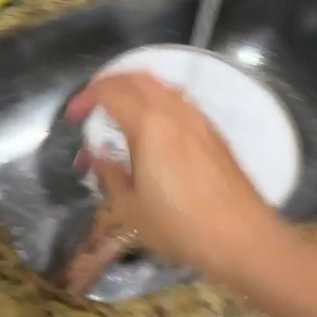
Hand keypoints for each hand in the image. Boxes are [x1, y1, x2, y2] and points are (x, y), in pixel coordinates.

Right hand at [62, 72, 285, 288]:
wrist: (244, 239)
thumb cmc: (181, 226)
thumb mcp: (130, 208)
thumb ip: (109, 174)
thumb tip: (98, 156)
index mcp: (148, 124)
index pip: (109, 92)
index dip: (85, 98)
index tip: (73, 117)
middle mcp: (173, 111)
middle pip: (135, 78)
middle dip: (108, 84)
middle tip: (91, 105)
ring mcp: (197, 118)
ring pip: (159, 86)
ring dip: (133, 90)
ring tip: (118, 112)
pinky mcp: (213, 131)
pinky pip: (177, 100)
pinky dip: (155, 101)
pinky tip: (151, 128)